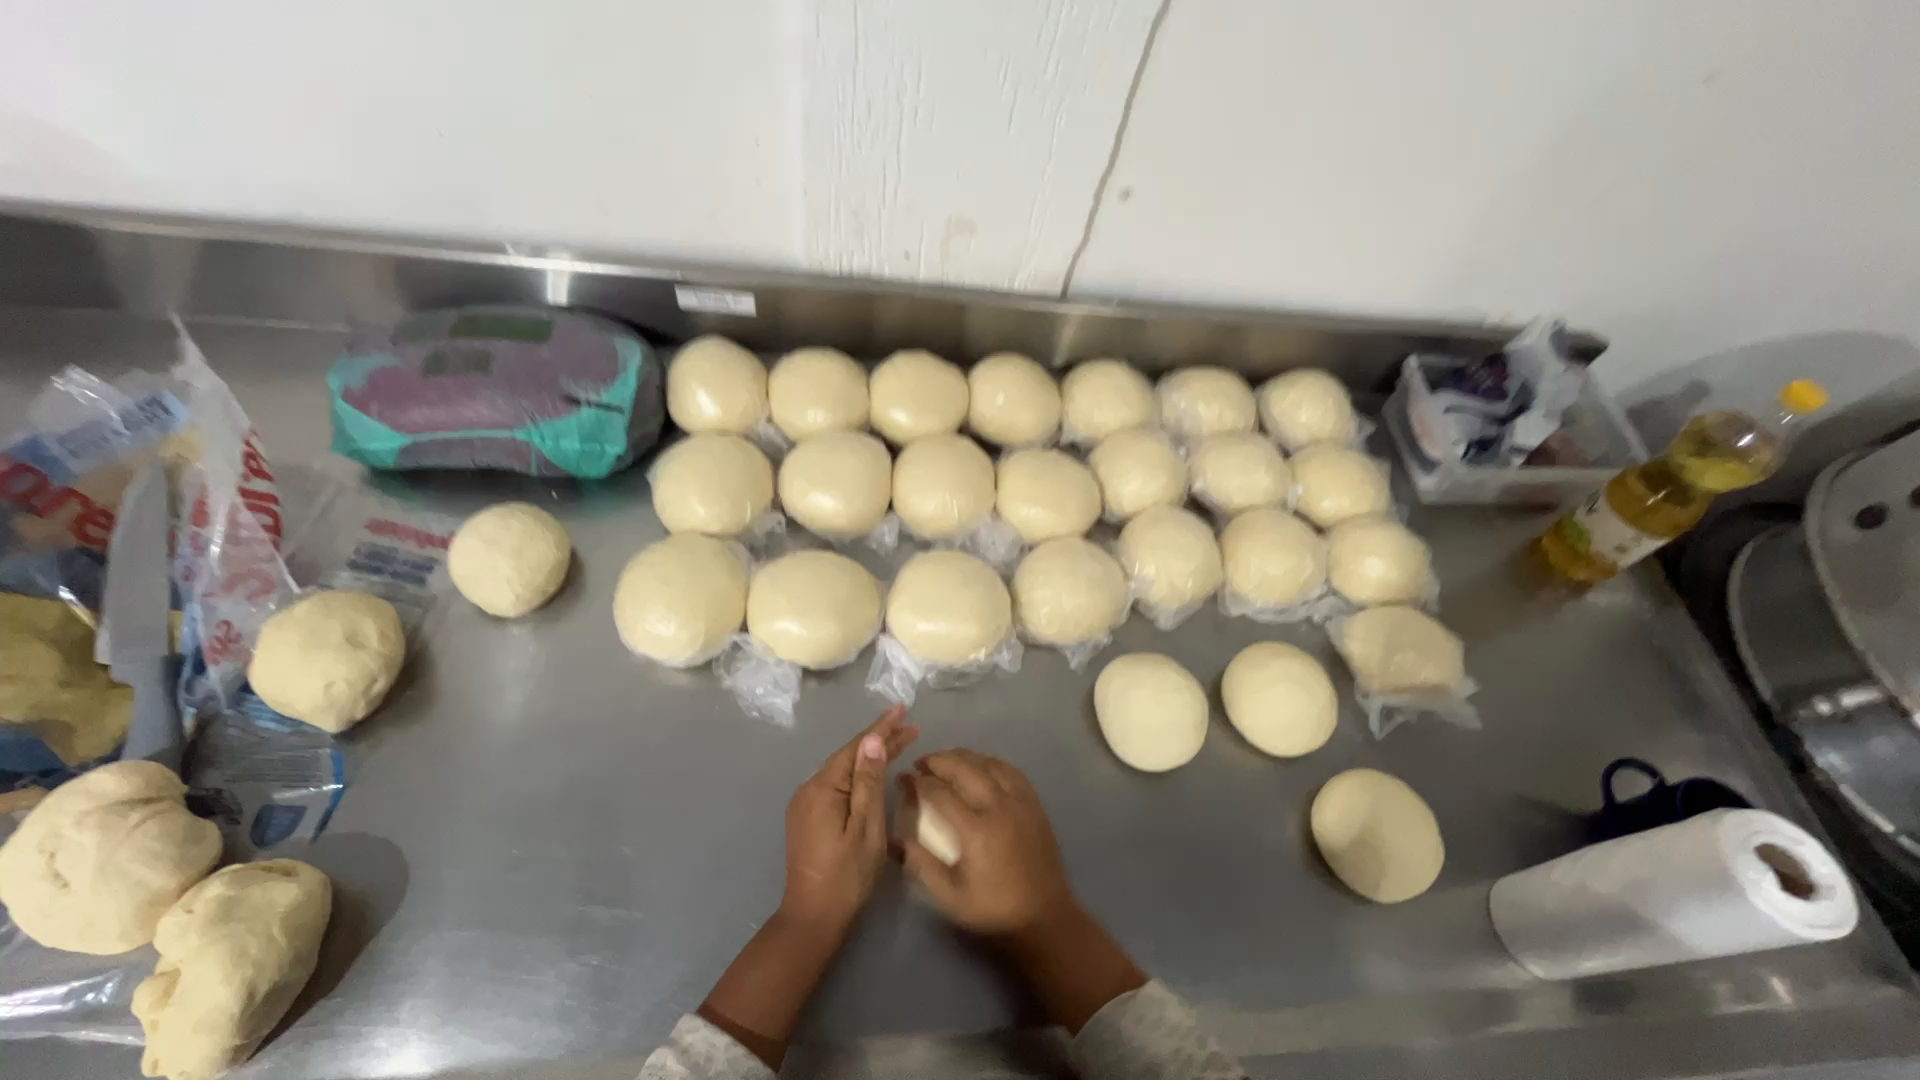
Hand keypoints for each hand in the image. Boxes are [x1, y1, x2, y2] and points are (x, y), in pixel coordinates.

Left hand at [780, 706, 918, 931]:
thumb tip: (871, 740)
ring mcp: (806, 804)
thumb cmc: (847, 874)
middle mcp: (809, 788)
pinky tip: (874, 774)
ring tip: (900, 744)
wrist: (813, 917)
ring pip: (843, 771)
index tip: (903, 709)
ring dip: (870, 758)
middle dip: (880, 742)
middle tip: (912, 728)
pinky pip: (837, 785)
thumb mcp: (866, 827)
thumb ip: (869, 782)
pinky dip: (859, 776)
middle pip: (849, 757)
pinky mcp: (808, 818)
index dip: (881, 728)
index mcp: (823, 787)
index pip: (856, 748)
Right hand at [897, 749, 1074, 936]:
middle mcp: (998, 807)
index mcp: (975, 829)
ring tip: (946, 760)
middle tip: (921, 763)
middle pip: (965, 768)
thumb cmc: (993, 908)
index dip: (917, 783)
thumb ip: (921, 863)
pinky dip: (991, 763)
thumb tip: (895, 839)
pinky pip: (1011, 771)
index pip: (939, 792)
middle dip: (939, 760)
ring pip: (989, 763)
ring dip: (965, 756)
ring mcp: (1020, 802)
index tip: (903, 780)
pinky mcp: (1034, 804)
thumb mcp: (949, 895)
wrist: (1044, 917)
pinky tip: (981, 767)